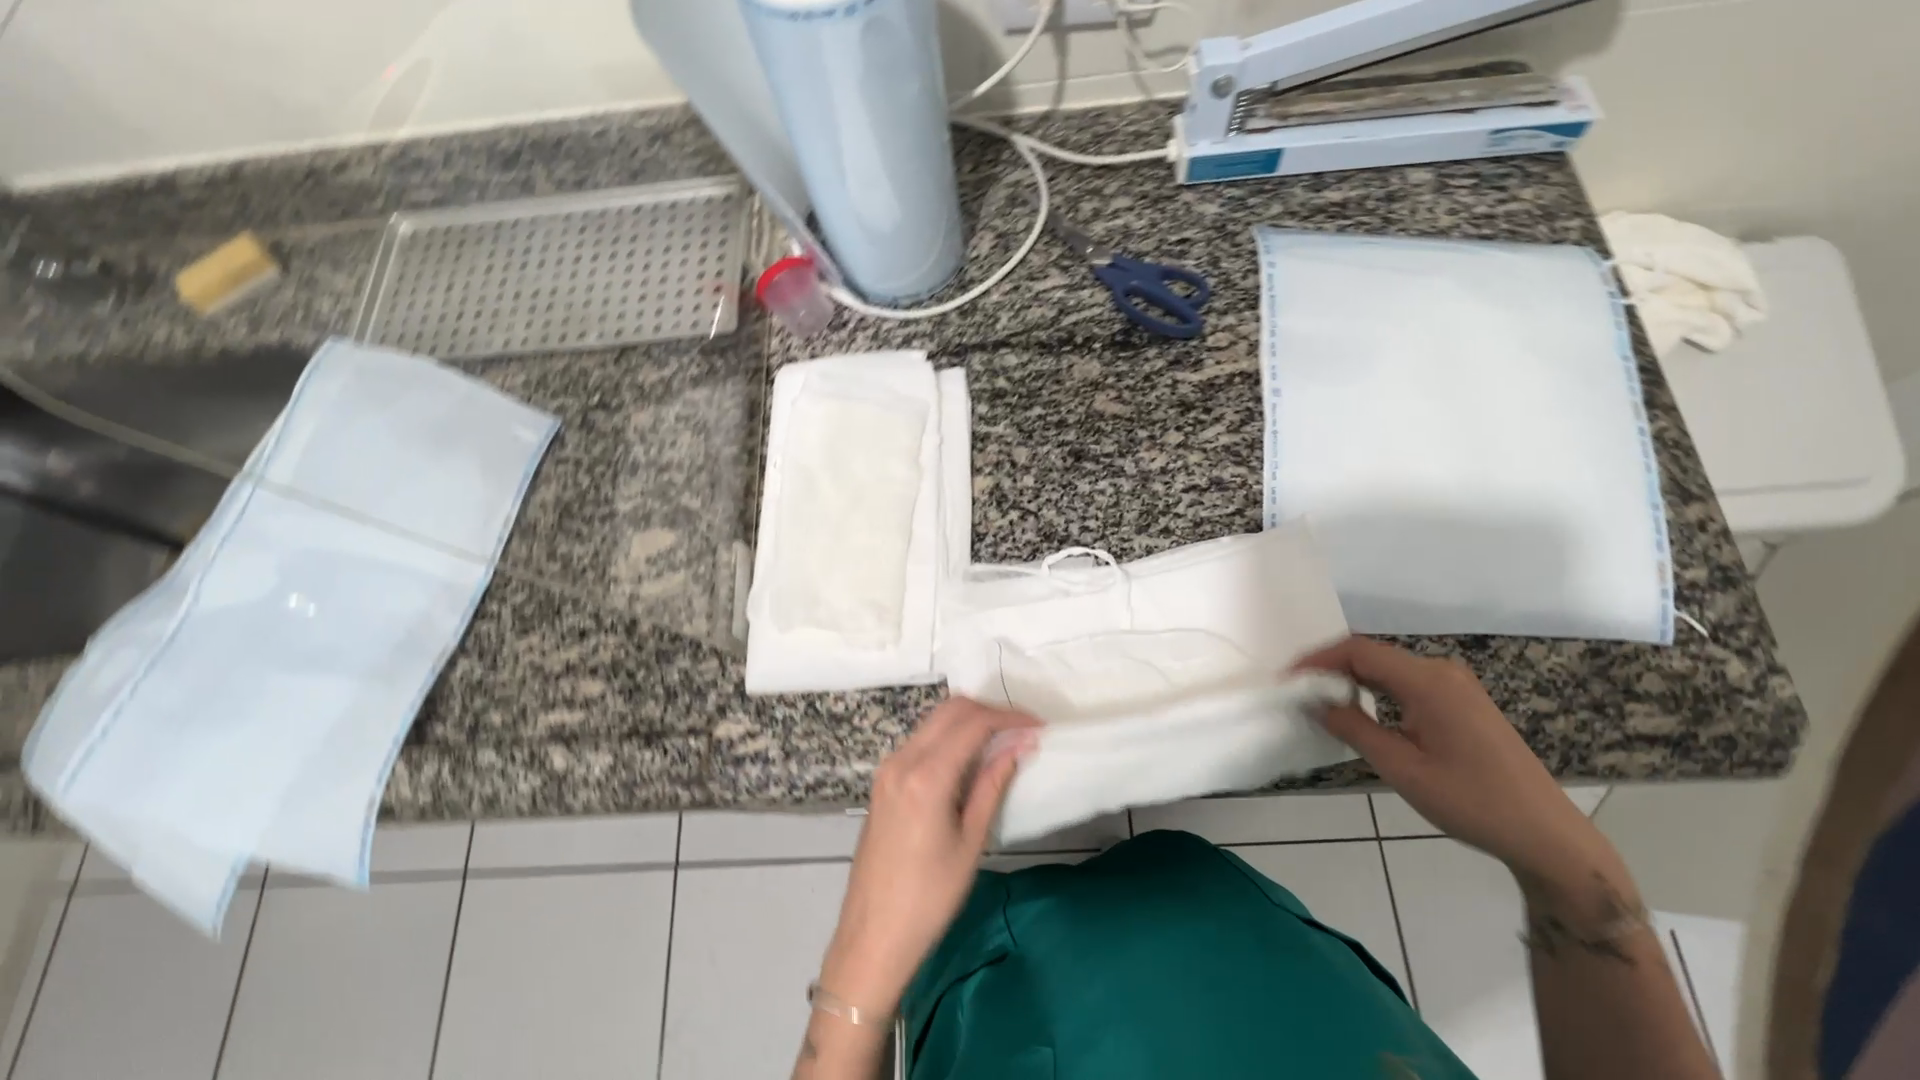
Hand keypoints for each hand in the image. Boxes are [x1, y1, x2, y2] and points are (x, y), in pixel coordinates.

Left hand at [818, 698, 1041, 1016]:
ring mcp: (886, 770)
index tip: (1038, 727)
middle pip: (950, 710)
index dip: (1009, 717)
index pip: (972, 723)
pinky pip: (919, 743)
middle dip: (989, 711)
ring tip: (1003, 744)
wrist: (873, 934)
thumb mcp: (971, 841)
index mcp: (925, 776)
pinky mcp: (882, 783)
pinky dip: (948, 740)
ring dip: (967, 723)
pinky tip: (971, 761)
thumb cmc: (930, 897)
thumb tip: (1019, 746)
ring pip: (933, 723)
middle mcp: (901, 761)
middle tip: (1022, 730)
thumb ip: (992, 784)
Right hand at [1297, 637, 1622, 890]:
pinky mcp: (1463, 703)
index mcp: (1428, 681)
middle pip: (1373, 655)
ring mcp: (1456, 686)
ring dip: (1353, 680)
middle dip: (1331, 669)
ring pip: (1390, 669)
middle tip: (1296, 692)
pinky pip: (1408, 684)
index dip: (1317, 660)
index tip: (1286, 680)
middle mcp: (1442, 672)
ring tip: (1319, 703)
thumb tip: (1316, 702)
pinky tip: (1361, 713)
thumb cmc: (1471, 802)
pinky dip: (1377, 691)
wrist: (1544, 834)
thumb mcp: (1402, 768)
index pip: (1358, 651)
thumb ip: (1354, 728)